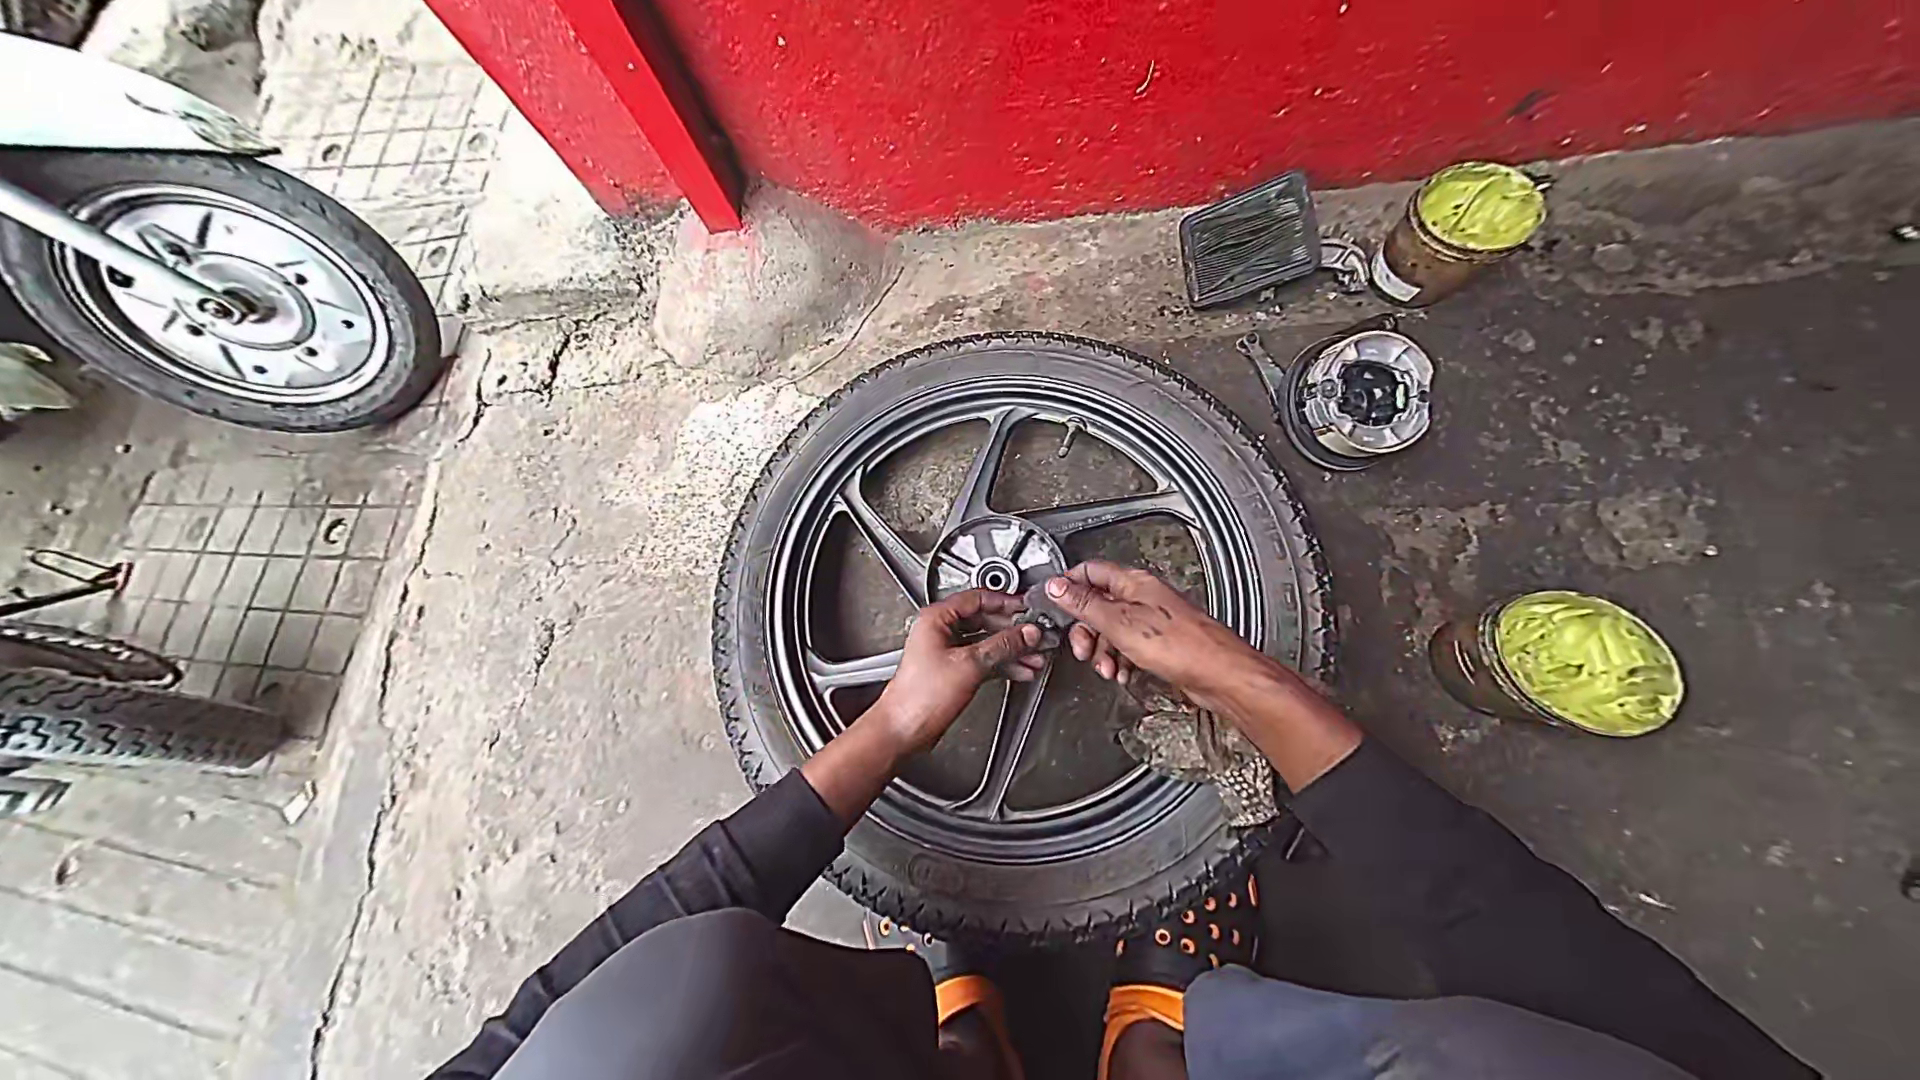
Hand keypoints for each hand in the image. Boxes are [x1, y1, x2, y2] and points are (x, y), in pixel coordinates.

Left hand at [868, 589, 1046, 756]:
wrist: (903, 730)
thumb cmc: (919, 697)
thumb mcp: (969, 664)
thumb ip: (1002, 646)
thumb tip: (1025, 633)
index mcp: (936, 619)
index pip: (978, 598)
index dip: (1006, 602)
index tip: (1027, 608)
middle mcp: (940, 631)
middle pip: (984, 620)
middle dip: (1013, 629)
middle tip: (1035, 633)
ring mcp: (946, 651)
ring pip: (986, 642)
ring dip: (1011, 649)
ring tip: (1034, 654)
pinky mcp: (953, 671)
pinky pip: (983, 659)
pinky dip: (1002, 663)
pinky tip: (1020, 669)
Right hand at [1043, 561, 1270, 711]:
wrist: (1218, 674)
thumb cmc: (1181, 645)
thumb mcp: (1118, 622)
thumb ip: (1084, 604)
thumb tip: (1057, 586)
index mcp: (1133, 583)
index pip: (1090, 571)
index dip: (1069, 586)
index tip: (1056, 605)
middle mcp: (1142, 597)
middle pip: (1098, 605)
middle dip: (1086, 629)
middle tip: (1083, 647)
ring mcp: (1152, 620)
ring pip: (1112, 629)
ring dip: (1103, 650)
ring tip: (1106, 667)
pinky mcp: (1159, 643)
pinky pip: (1128, 648)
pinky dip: (1120, 661)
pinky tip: (1123, 673)